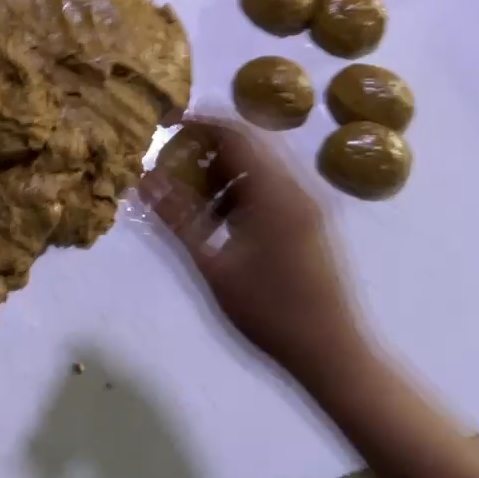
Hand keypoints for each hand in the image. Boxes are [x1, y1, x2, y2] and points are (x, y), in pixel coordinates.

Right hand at [140, 119, 366, 380]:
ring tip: (190, 194)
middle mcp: (299, 188)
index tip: (164, 124)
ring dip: (224, 170)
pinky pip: (273, 187)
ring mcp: (311, 205)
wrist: (336, 356)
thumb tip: (143, 180)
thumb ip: (177, 218)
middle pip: (249, 144)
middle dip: (207, 145)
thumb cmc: (270, 312)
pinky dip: (242, 189)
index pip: (234, 133)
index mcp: (276, 192)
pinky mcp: (314, 223)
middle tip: (172, 158)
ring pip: (261, 166)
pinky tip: (220, 220)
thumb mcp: (212, 265)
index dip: (197, 122)